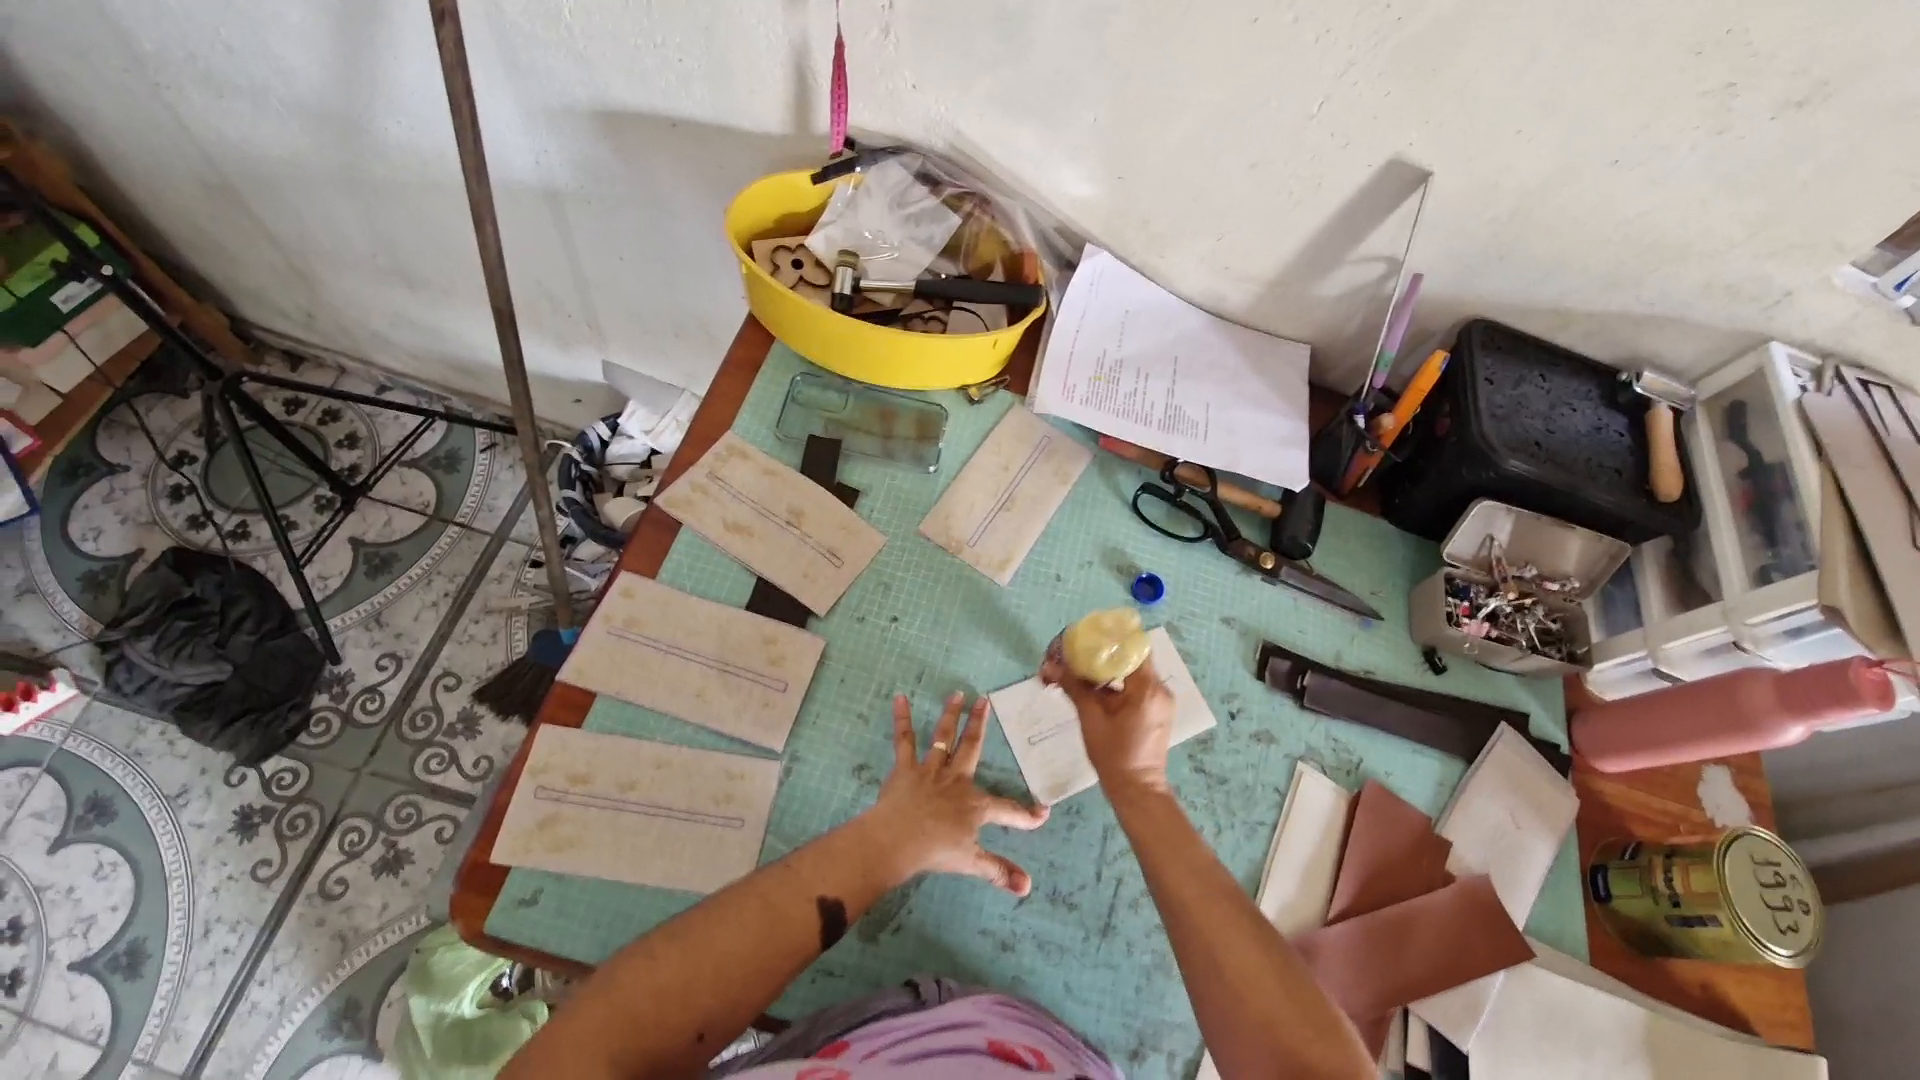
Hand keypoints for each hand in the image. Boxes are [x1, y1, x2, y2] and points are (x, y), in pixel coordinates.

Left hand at [857, 692, 1049, 895]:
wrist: (897, 841)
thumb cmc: (935, 851)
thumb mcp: (971, 863)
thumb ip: (999, 871)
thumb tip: (1028, 888)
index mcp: (975, 805)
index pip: (1007, 810)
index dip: (1026, 815)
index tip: (1043, 813)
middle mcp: (956, 780)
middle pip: (972, 747)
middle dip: (980, 724)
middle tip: (986, 700)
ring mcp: (930, 770)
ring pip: (943, 737)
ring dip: (951, 715)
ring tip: (957, 694)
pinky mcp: (905, 768)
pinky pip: (904, 741)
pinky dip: (902, 719)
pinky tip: (899, 699)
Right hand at [1042, 654, 1174, 798]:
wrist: (1137, 790)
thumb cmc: (1114, 755)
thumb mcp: (1090, 719)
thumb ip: (1073, 687)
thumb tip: (1049, 666)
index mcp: (1148, 689)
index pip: (1133, 648)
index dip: (1110, 640)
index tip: (1087, 639)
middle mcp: (1159, 690)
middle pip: (1131, 660)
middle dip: (1102, 656)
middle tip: (1075, 656)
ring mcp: (1159, 701)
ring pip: (1131, 674)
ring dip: (1106, 672)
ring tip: (1078, 673)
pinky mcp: (1155, 711)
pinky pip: (1134, 688)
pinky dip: (1114, 686)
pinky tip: (1092, 690)